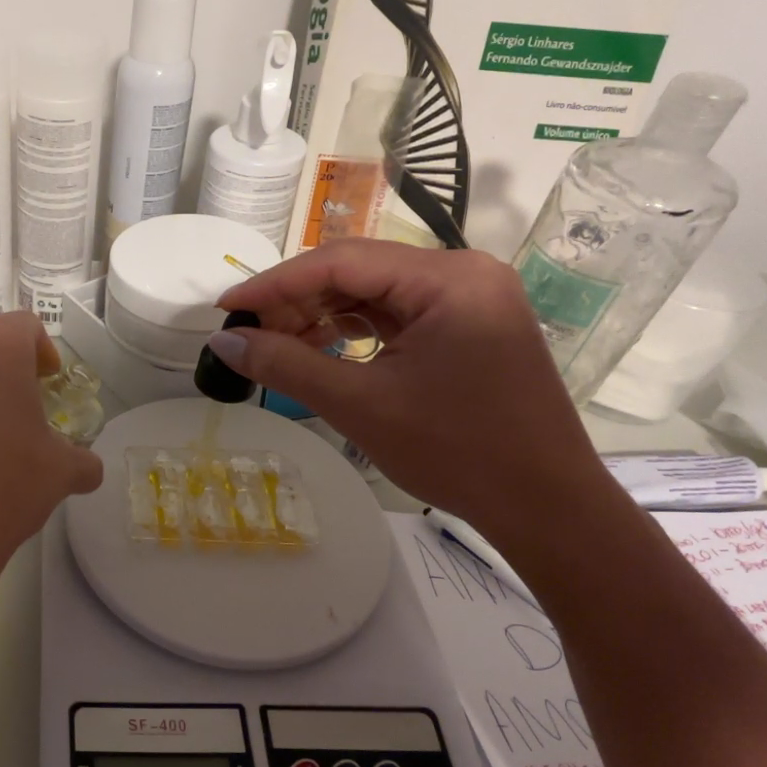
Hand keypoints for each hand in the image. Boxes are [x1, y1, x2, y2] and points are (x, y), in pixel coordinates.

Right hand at [211, 239, 610, 536]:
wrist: (545, 505)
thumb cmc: (456, 452)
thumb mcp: (359, 404)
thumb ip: (285, 364)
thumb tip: (221, 340)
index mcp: (448, 279)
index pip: (341, 261)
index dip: (275, 283)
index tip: (224, 307)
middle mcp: (463, 273)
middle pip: (358, 270)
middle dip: (296, 301)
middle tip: (246, 334)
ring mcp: (470, 299)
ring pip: (374, 291)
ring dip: (320, 315)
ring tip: (275, 346)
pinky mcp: (469, 325)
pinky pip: (396, 313)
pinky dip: (353, 329)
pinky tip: (320, 350)